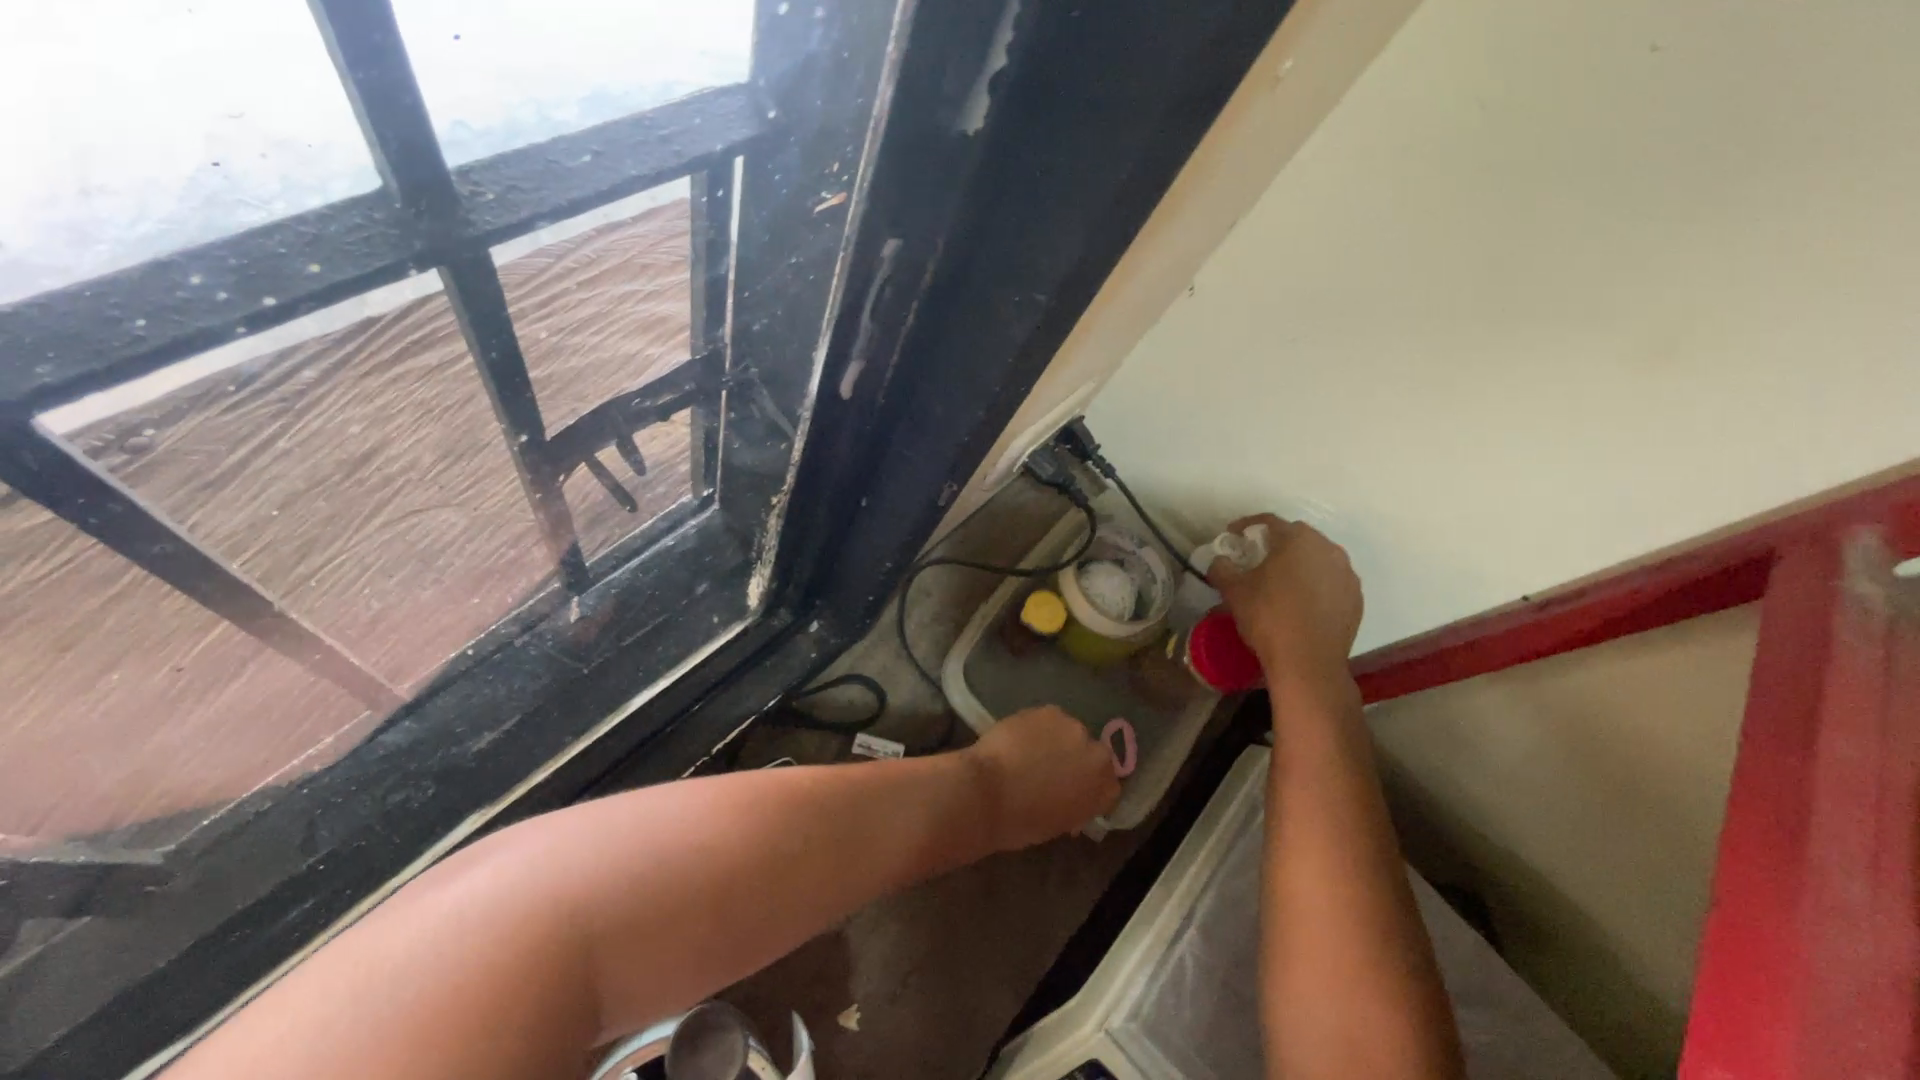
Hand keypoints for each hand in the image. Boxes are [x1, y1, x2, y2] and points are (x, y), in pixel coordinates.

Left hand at [963, 705, 1122, 851]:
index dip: (1089, 788)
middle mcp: (1097, 754)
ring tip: (1030, 752)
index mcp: (1103, 789)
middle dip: (1075, 760)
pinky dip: (1036, 729)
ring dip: (1057, 741)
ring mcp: (1074, 728)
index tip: (1072, 792)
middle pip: (1092, 754)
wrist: (987, 792)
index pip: (1108, 786)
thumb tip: (1067, 798)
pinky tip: (1018, 739)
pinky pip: (1048, 720)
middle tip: (1050, 770)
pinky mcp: (1049, 711)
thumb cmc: (1020, 822)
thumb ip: (1074, 807)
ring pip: (1070, 733)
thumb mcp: (1057, 825)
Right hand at [1208, 514, 1362, 699]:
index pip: (1269, 521)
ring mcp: (1346, 573)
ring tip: (1282, 582)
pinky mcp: (1356, 597)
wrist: (1308, 662)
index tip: (1232, 535)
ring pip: (1318, 558)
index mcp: (1297, 540)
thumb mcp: (1233, 591)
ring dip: (1300, 564)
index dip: (1247, 525)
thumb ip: (1222, 568)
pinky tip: (1303, 602)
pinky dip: (1317, 584)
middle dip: (1277, 543)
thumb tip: (1220, 561)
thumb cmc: (1268, 618)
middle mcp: (1327, 549)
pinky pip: (1332, 581)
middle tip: (1258, 559)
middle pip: (1298, 537)